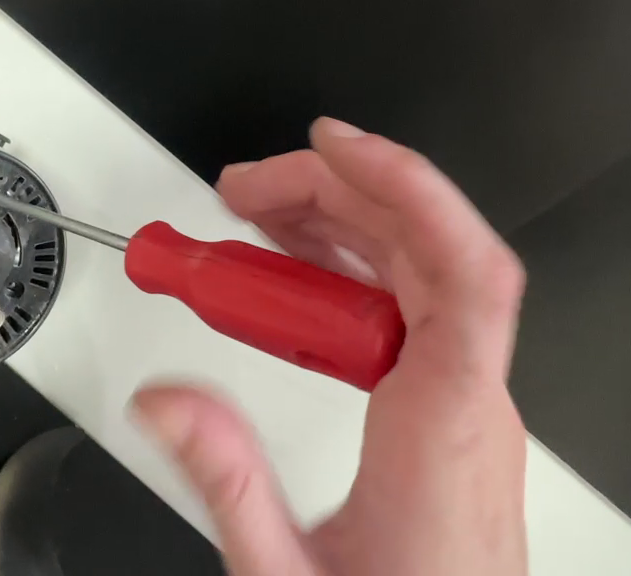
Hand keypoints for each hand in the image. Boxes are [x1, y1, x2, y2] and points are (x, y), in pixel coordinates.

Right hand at [131, 118, 527, 575]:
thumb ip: (227, 482)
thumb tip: (162, 398)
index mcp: (449, 426)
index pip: (465, 274)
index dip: (409, 188)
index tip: (338, 147)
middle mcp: (468, 396)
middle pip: (419, 246)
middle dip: (328, 193)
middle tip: (244, 188)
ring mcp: (459, 395)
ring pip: (411, 263)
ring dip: (333, 219)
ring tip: (254, 211)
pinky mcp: (441, 401)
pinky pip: (402, 299)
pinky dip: (343, 261)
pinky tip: (292, 261)